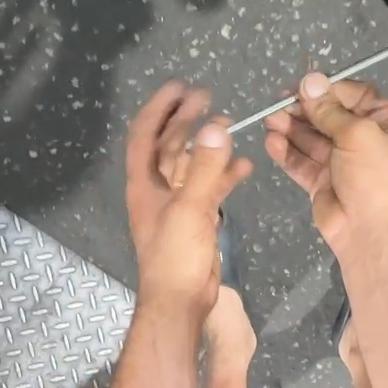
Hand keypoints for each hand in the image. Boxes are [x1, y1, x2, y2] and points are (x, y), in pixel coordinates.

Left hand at [125, 81, 252, 319]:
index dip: (159, 108)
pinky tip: (244, 166)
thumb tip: (216, 127)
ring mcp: (175, 205)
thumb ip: (204, 168)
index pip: (144, 135)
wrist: (180, 300)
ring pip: (189, 166)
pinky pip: (208, 189)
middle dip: (185, 120)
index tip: (179, 86)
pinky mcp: (194, 220)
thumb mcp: (190, 208)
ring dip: (206, 146)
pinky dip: (223, 176)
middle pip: (167, 146)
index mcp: (144, 184)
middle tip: (206, 96)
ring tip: (229, 123)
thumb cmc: (176, 255)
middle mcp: (156, 191)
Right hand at [263, 73, 387, 251]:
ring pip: (311, 139)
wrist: (370, 231)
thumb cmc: (373, 177)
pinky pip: (302, 162)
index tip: (303, 87)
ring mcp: (340, 162)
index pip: (353, 96)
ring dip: (290, 128)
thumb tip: (309, 80)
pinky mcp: (321, 182)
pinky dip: (286, 152)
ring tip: (269, 120)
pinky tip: (271, 142)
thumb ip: (329, 110)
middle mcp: (362, 140)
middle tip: (279, 103)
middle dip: (304, 109)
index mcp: (383, 123)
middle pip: (328, 117)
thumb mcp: (357, 135)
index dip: (328, 90)